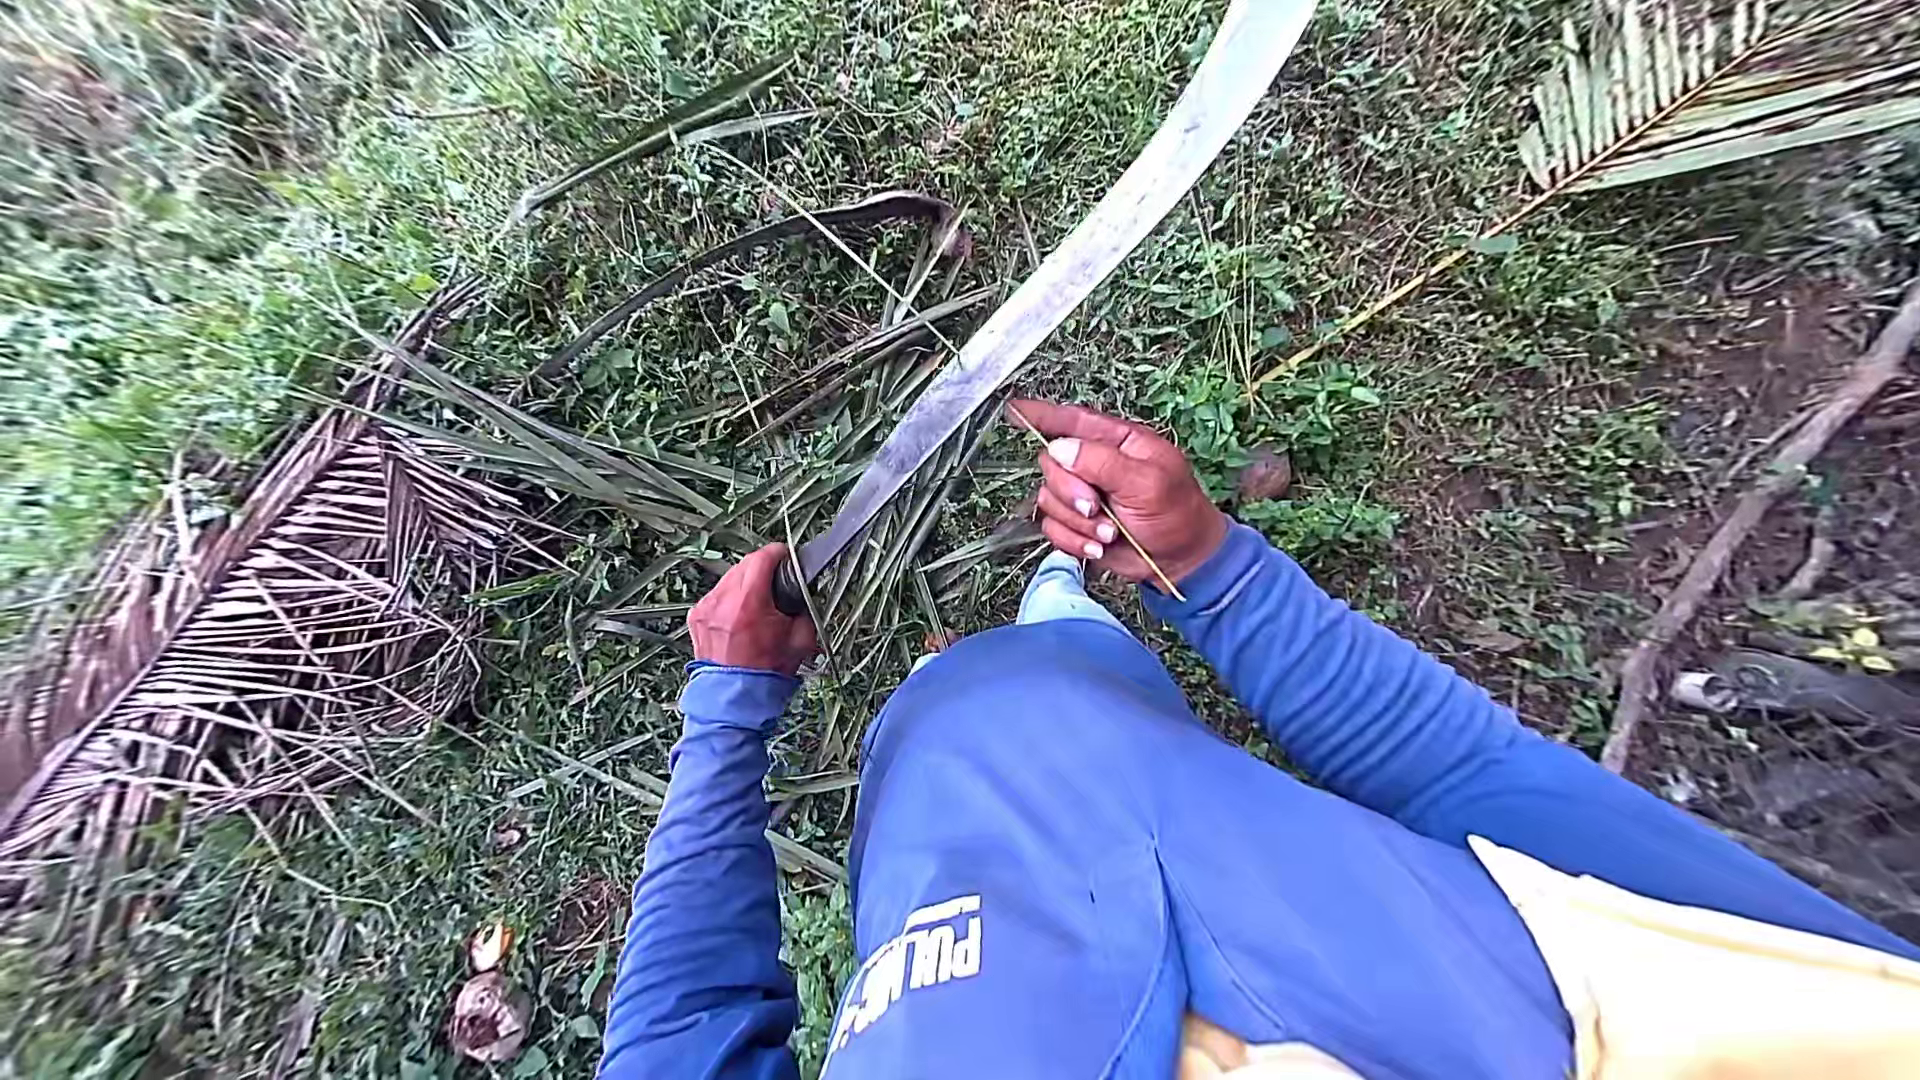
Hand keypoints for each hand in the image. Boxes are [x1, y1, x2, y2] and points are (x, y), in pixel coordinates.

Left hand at [688, 544, 818, 674]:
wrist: (737, 698)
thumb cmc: (767, 671)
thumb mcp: (801, 638)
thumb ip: (803, 608)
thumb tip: (802, 591)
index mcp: (748, 603)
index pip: (763, 558)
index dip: (780, 553)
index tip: (788, 556)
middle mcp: (722, 601)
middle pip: (744, 564)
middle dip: (763, 566)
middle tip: (778, 578)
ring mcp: (705, 608)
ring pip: (729, 577)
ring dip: (746, 581)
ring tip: (760, 597)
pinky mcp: (697, 617)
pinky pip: (717, 594)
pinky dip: (731, 597)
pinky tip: (742, 612)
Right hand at [1010, 399, 1228, 588]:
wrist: (1181, 560)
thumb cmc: (1177, 514)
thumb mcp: (1148, 482)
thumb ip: (1103, 462)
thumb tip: (1058, 448)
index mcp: (1116, 442)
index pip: (1072, 420)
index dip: (1041, 414)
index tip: (1013, 410)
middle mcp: (1093, 464)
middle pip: (1052, 464)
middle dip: (1070, 492)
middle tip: (1095, 508)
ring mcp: (1082, 495)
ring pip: (1048, 499)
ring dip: (1077, 522)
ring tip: (1109, 534)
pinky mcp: (1075, 524)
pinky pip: (1052, 527)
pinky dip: (1073, 541)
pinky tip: (1098, 548)